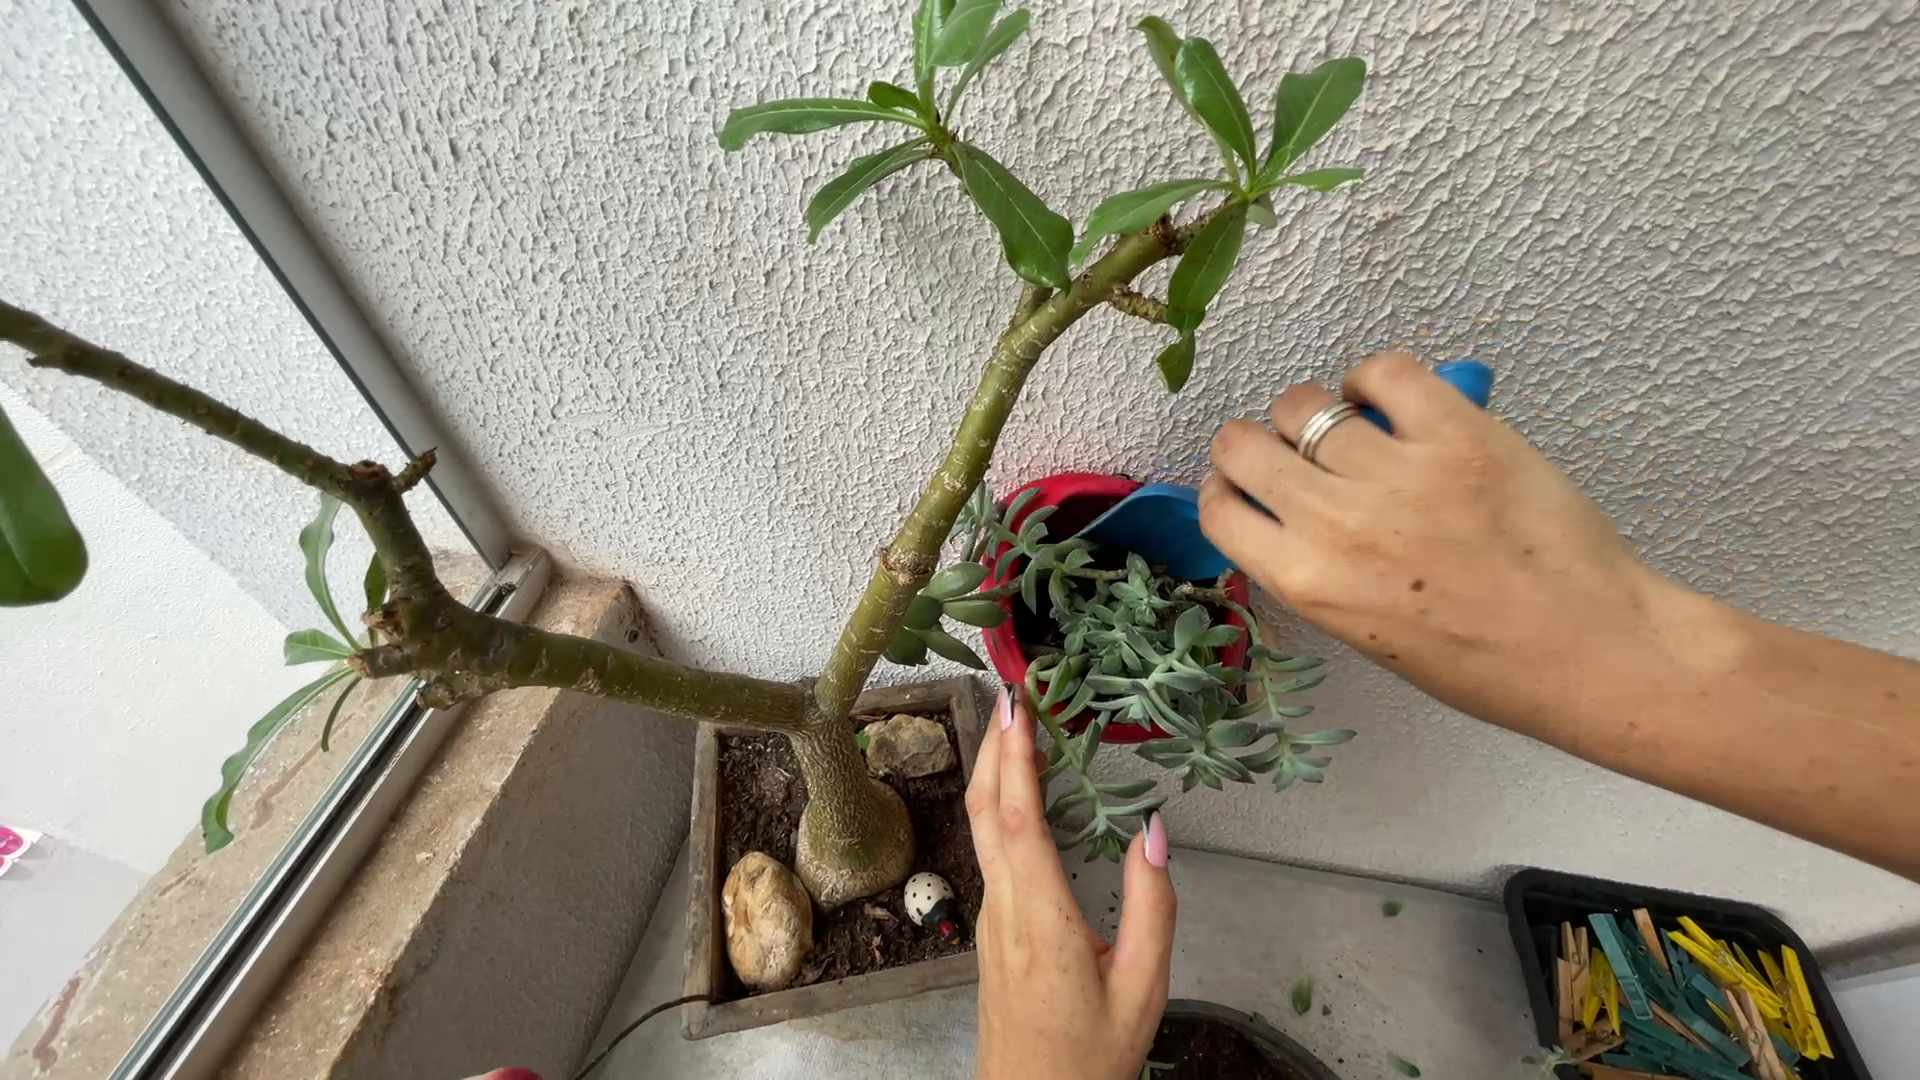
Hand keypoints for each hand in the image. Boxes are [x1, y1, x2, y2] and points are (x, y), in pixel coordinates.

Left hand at [969, 687, 1176, 1079]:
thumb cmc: (1089, 1053)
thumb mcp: (1144, 987)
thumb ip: (1154, 907)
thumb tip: (1154, 830)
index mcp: (1040, 917)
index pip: (1018, 819)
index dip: (1014, 756)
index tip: (1017, 706)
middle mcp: (1003, 903)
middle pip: (984, 808)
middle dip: (993, 743)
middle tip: (1011, 692)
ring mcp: (990, 910)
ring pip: (979, 823)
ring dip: (993, 766)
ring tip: (1014, 722)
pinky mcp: (992, 918)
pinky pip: (989, 843)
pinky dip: (998, 798)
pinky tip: (1019, 785)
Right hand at [1200, 352, 1669, 737]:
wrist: (1588, 651)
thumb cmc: (1469, 658)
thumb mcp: (1353, 628)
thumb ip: (1302, 565)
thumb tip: (1277, 507)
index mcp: (1305, 580)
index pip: (1217, 509)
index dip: (1221, 488)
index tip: (1239, 484)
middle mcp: (1334, 523)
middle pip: (1240, 446)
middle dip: (1248, 445)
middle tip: (1280, 452)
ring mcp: (1396, 474)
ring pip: (1301, 404)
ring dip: (1306, 414)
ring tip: (1339, 429)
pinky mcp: (1458, 435)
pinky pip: (1382, 372)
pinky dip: (1369, 380)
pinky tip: (1382, 403)